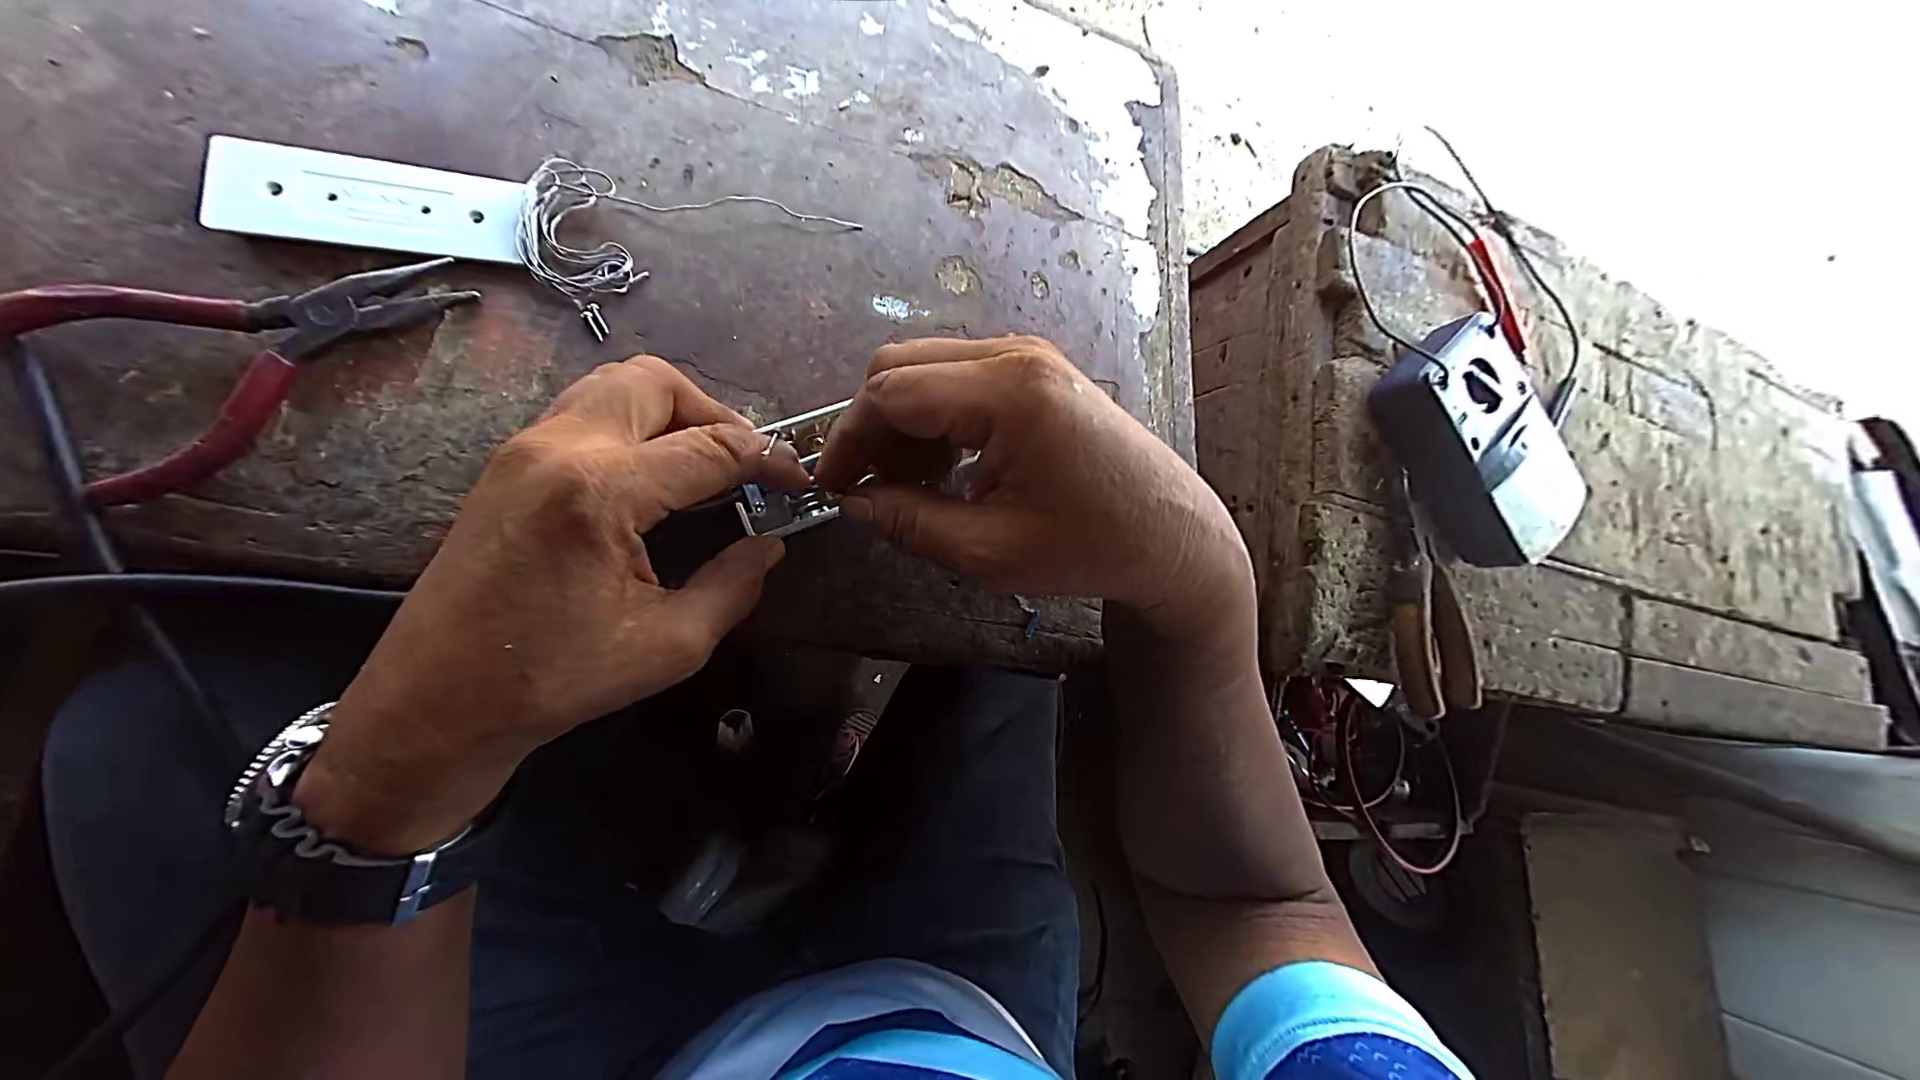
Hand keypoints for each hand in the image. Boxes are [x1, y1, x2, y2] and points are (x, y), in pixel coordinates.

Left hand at [297, 355, 809, 852]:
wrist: (434, 703)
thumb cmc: (555, 679)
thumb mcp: (671, 644)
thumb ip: (734, 585)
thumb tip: (770, 545)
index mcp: (601, 491)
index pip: (710, 447)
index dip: (768, 460)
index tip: (798, 480)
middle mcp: (559, 447)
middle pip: (657, 382)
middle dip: (717, 414)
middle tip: (746, 464)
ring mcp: (525, 448)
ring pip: (616, 385)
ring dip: (673, 412)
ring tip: (706, 464)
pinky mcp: (509, 464)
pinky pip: (587, 411)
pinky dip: (636, 424)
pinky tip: (656, 476)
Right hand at [815, 336, 1252, 635]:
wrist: (1173, 534)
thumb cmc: (1091, 547)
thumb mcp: (989, 551)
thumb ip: (909, 521)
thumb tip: (854, 501)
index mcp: (1008, 391)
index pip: (890, 392)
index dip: (848, 439)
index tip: (831, 484)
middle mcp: (1015, 355)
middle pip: (900, 366)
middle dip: (870, 427)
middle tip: (869, 486)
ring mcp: (1029, 358)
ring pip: (927, 369)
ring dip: (902, 424)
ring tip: (907, 484)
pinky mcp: (1037, 373)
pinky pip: (960, 379)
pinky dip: (935, 418)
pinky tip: (944, 466)